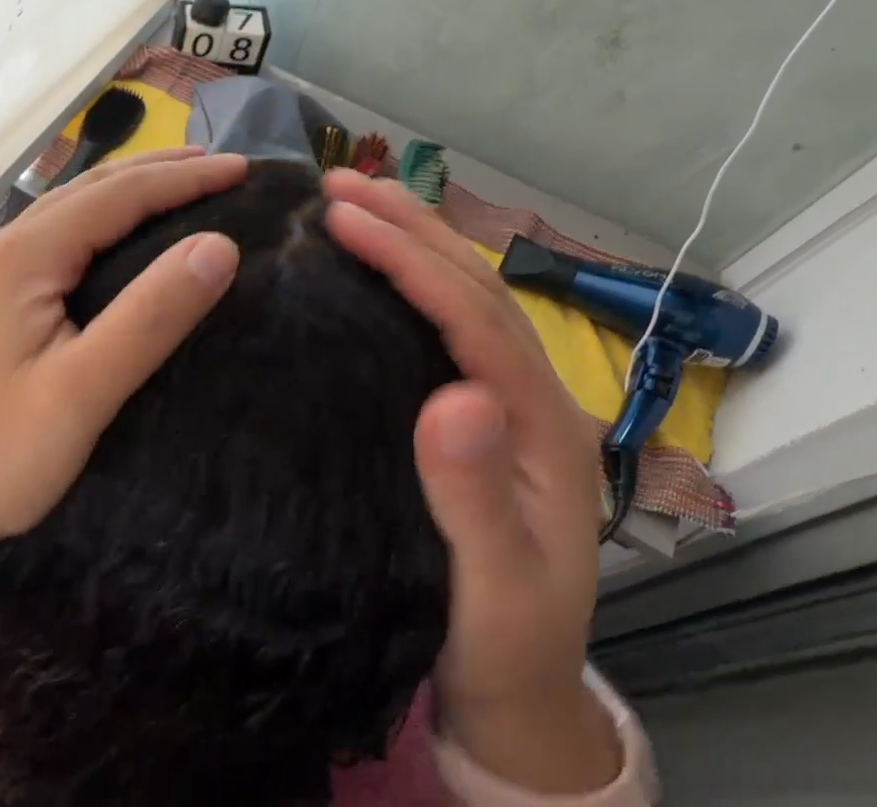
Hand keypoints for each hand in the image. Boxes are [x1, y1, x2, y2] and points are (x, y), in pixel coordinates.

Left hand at [0, 147, 244, 550]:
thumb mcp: (82, 391)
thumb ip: (150, 316)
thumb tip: (220, 246)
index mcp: (22, 258)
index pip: (117, 197)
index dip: (184, 179)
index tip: (245, 171)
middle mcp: (1, 253)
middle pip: (89, 192)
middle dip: (159, 174)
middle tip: (224, 168)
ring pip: (68, 214)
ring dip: (127, 195)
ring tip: (181, 188)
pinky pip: (54, 243)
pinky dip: (100, 226)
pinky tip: (116, 243)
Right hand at [322, 171, 618, 792]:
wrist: (518, 692)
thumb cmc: (500, 642)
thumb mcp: (494, 584)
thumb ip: (479, 495)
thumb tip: (455, 394)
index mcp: (541, 425)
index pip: (473, 317)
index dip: (408, 260)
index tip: (339, 219)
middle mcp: (531, 400)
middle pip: (476, 290)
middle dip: (411, 227)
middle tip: (335, 184)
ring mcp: (507, 409)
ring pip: (465, 302)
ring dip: (413, 243)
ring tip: (352, 203)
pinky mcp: (476, 423)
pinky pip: (446, 332)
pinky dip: (408, 285)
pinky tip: (370, 274)